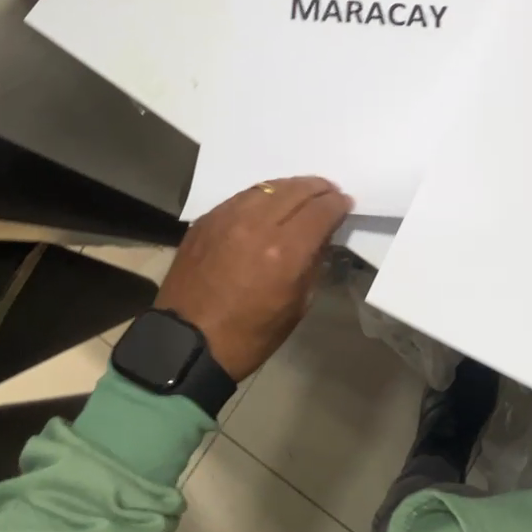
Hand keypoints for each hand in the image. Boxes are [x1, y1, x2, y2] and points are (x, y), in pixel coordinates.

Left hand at [155, 176, 353, 380]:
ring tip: (301, 194)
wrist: (186, 344)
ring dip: (291, 188)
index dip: (338, 204)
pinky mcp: (207, 219)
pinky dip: (263, 196)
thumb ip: (313, 263)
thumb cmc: (249, 335)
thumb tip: (322, 235)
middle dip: (319, 189)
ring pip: (269, 187)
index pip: (321, 210)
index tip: (345, 205)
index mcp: (285, 252)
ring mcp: (228, 218)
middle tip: (329, 193)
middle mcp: (257, 225)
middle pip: (297, 190)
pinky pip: (243, 196)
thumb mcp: (297, 306)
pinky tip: (269, 204)